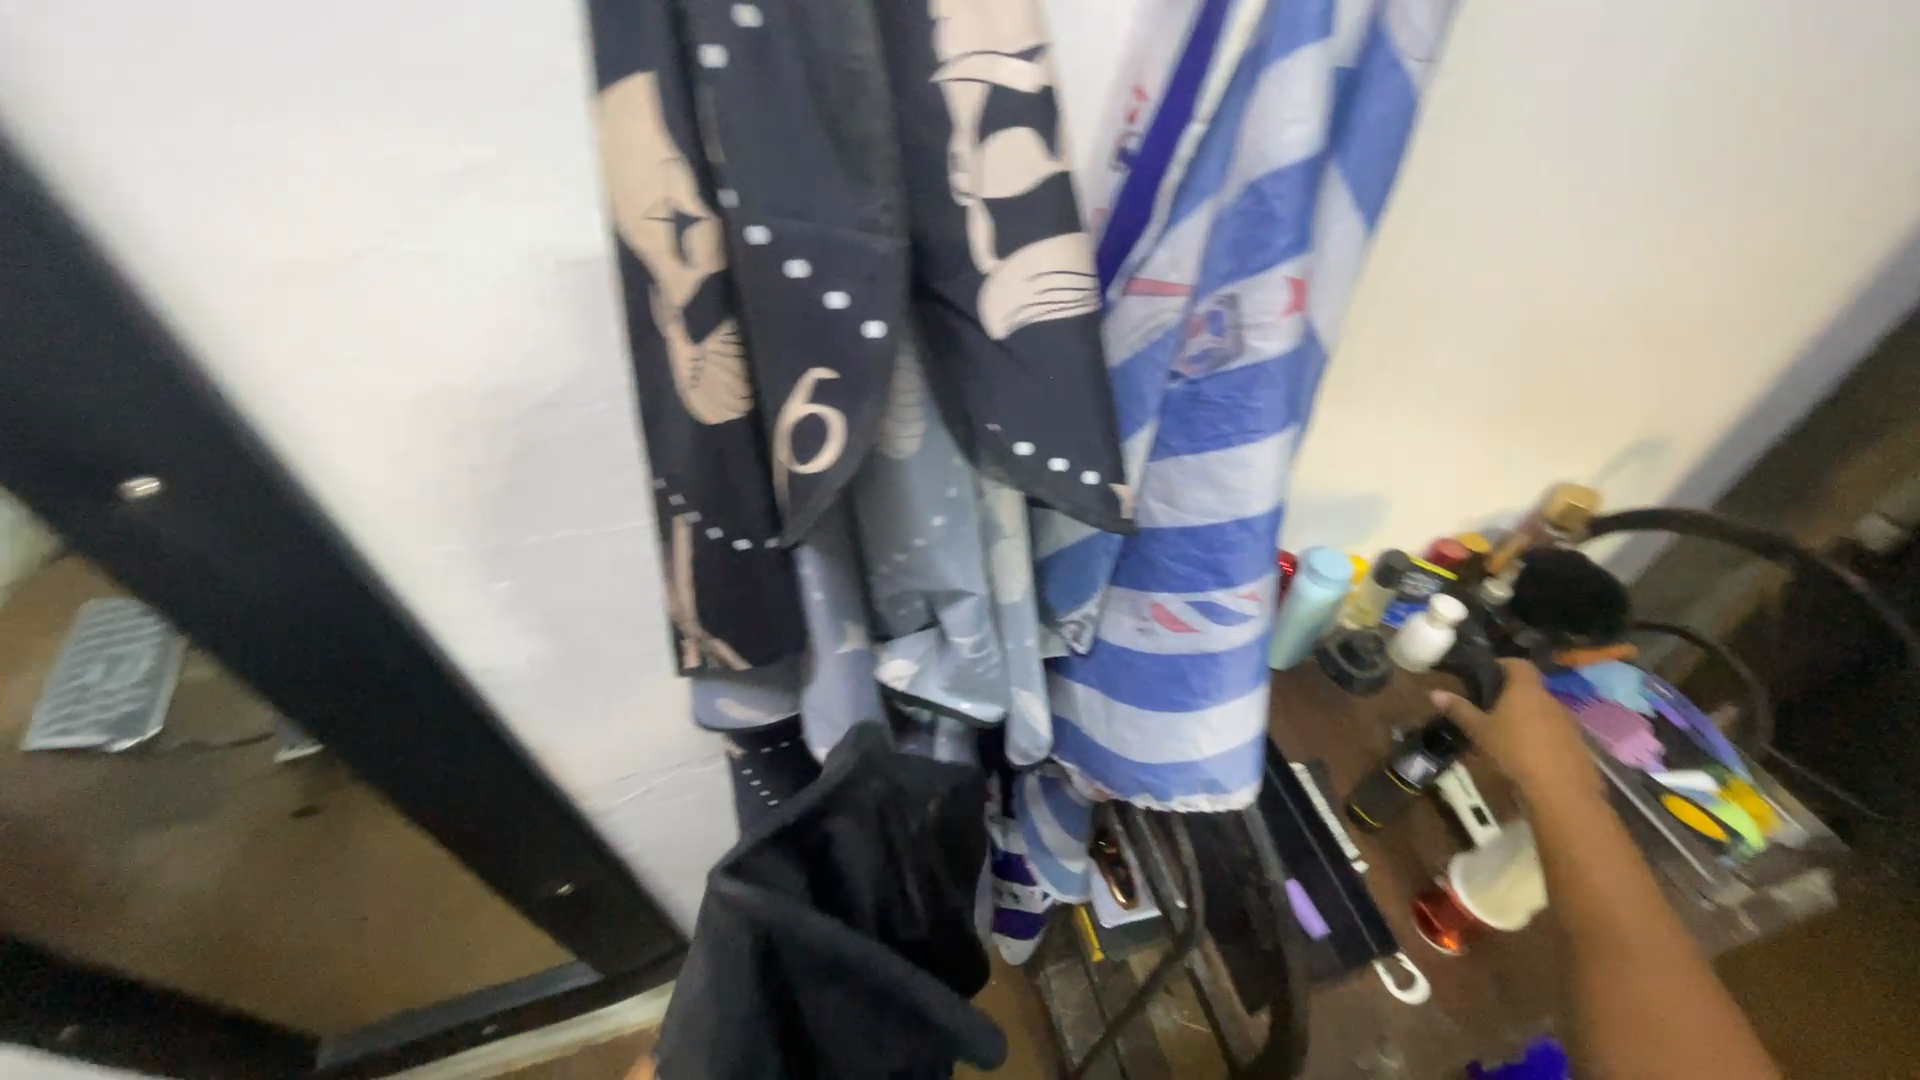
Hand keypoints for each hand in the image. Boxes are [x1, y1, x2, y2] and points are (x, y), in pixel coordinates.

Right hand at [1432, 659, 1599, 801]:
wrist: (1560, 790)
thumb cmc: (1514, 750)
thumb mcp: (1479, 730)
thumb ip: (1459, 709)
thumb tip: (1434, 692)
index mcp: (1526, 690)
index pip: (1519, 664)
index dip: (1502, 665)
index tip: (1485, 675)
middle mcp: (1551, 700)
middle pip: (1530, 689)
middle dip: (1510, 695)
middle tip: (1487, 708)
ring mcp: (1567, 723)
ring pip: (1541, 711)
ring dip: (1525, 717)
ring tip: (1504, 733)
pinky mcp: (1577, 744)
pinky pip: (1553, 731)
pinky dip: (1539, 735)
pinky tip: (1525, 753)